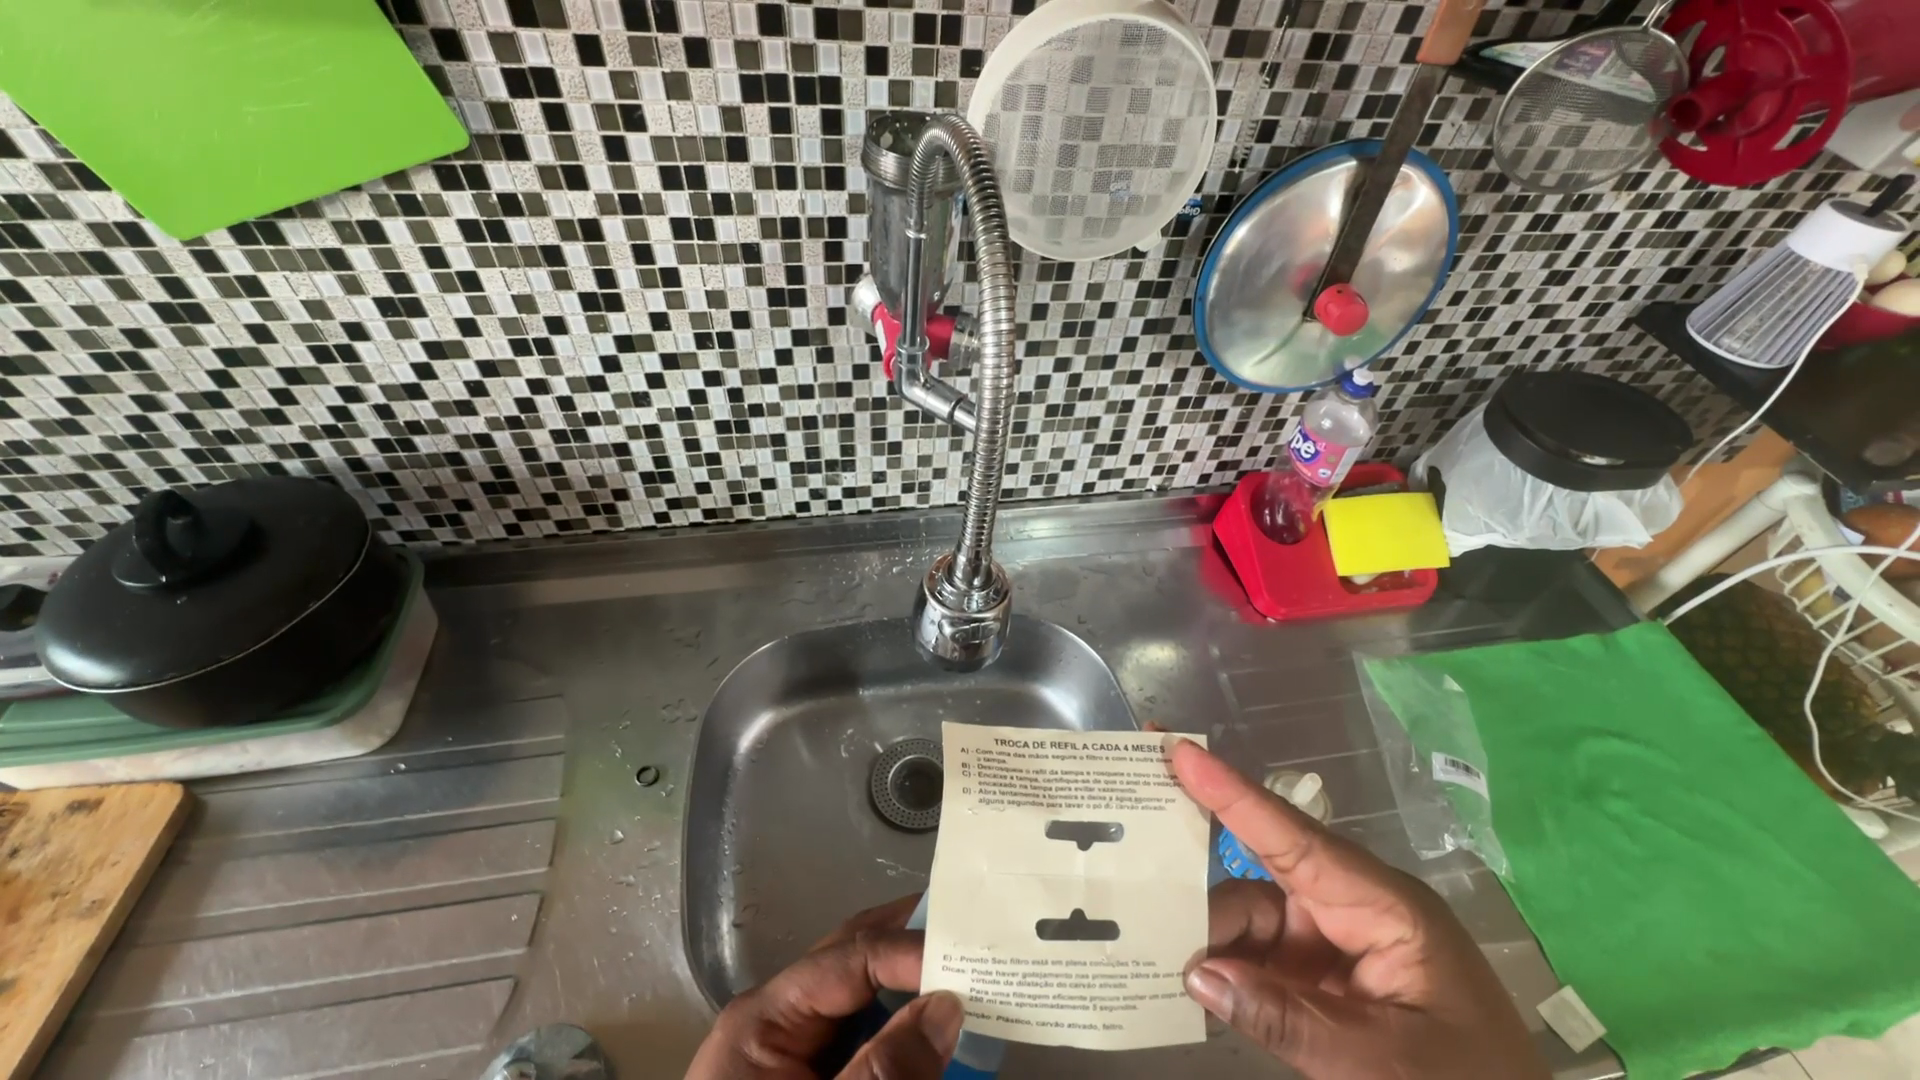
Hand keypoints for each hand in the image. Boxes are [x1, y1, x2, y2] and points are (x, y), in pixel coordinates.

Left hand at [683, 894, 962, 1079]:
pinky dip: (903, 1032)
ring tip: (971, 977)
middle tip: (977, 935)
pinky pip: (866, 1036)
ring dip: (916, 987)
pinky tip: (941, 1035)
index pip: (853, 954)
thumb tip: (948, 1005)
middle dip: (916, 948)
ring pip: (867, 994)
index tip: (974, 960)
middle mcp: (780, 1017)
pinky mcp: (814, 1075)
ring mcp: (795, 1048)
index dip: (914, 949)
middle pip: (858, 959)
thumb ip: (884, 1073)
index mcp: (766, 1017)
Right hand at [1172, 741, 1549, 1079]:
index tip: (1181, 752)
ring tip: (1147, 949)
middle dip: (1199, 882)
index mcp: (1382, 908)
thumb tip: (1196, 974)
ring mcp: (1332, 949)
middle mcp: (1349, 913)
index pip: (1295, 840)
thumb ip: (1289, 1022)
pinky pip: (1255, 964)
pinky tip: (1184, 980)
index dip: (1233, 795)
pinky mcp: (1319, 983)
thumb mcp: (1385, 1065)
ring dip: (1205, 941)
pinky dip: (1221, 973)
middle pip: (1257, 882)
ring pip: (1247, 924)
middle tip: (1133, 860)